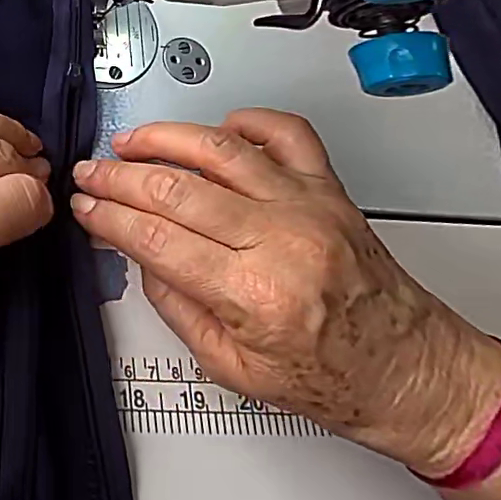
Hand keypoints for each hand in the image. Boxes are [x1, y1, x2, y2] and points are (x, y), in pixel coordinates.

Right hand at [69, 109, 500, 476]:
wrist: (416, 375)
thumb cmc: (332, 378)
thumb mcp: (229, 365)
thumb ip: (175, 304)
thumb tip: (139, 252)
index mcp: (253, 294)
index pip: (153, 237)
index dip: (106, 216)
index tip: (83, 207)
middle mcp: (282, 241)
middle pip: (173, 189)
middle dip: (116, 177)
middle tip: (89, 174)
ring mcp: (309, 208)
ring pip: (218, 150)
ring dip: (162, 139)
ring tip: (129, 142)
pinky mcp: (330, 192)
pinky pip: (287, 134)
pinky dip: (247, 121)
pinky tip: (216, 128)